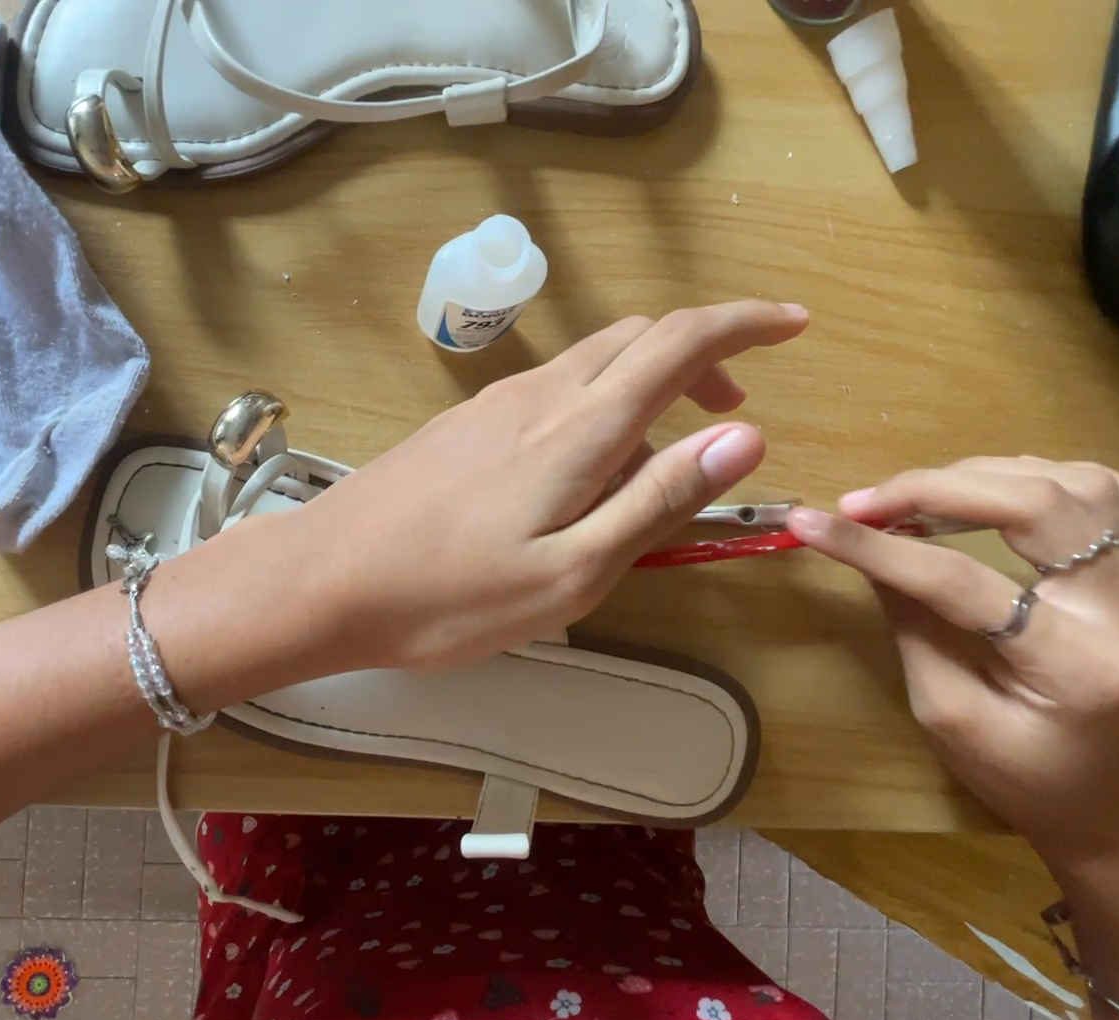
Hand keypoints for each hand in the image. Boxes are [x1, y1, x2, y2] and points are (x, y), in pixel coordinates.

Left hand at [290, 301, 808, 670]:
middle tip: (731, 416)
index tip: (793, 325)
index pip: (680, 342)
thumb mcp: (571, 572)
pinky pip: (546, 396)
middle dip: (699, 360)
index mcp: (576, 428)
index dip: (744, 324)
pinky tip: (575, 481)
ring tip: (652, 472)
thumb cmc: (448, 596)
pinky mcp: (459, 426)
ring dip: (643, 393)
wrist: (324, 580)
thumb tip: (743, 435)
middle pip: (636, 341)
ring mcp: (489, 406)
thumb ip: (656, 500)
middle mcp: (536, 397)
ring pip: (589, 367)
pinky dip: (591, 414)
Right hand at [785, 458, 1118, 866]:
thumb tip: (874, 551)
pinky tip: (1008, 487)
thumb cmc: (1021, 780)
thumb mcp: (945, 714)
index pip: (960, 580)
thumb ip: (913, 625)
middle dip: (936, 489)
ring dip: (989, 476)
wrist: (1113, 811)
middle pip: (1041, 506)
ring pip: (1084, 487)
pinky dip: (1062, 478)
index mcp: (1078, 667)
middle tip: (864, 502)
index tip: (808, 523)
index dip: (876, 547)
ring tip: (922, 494)